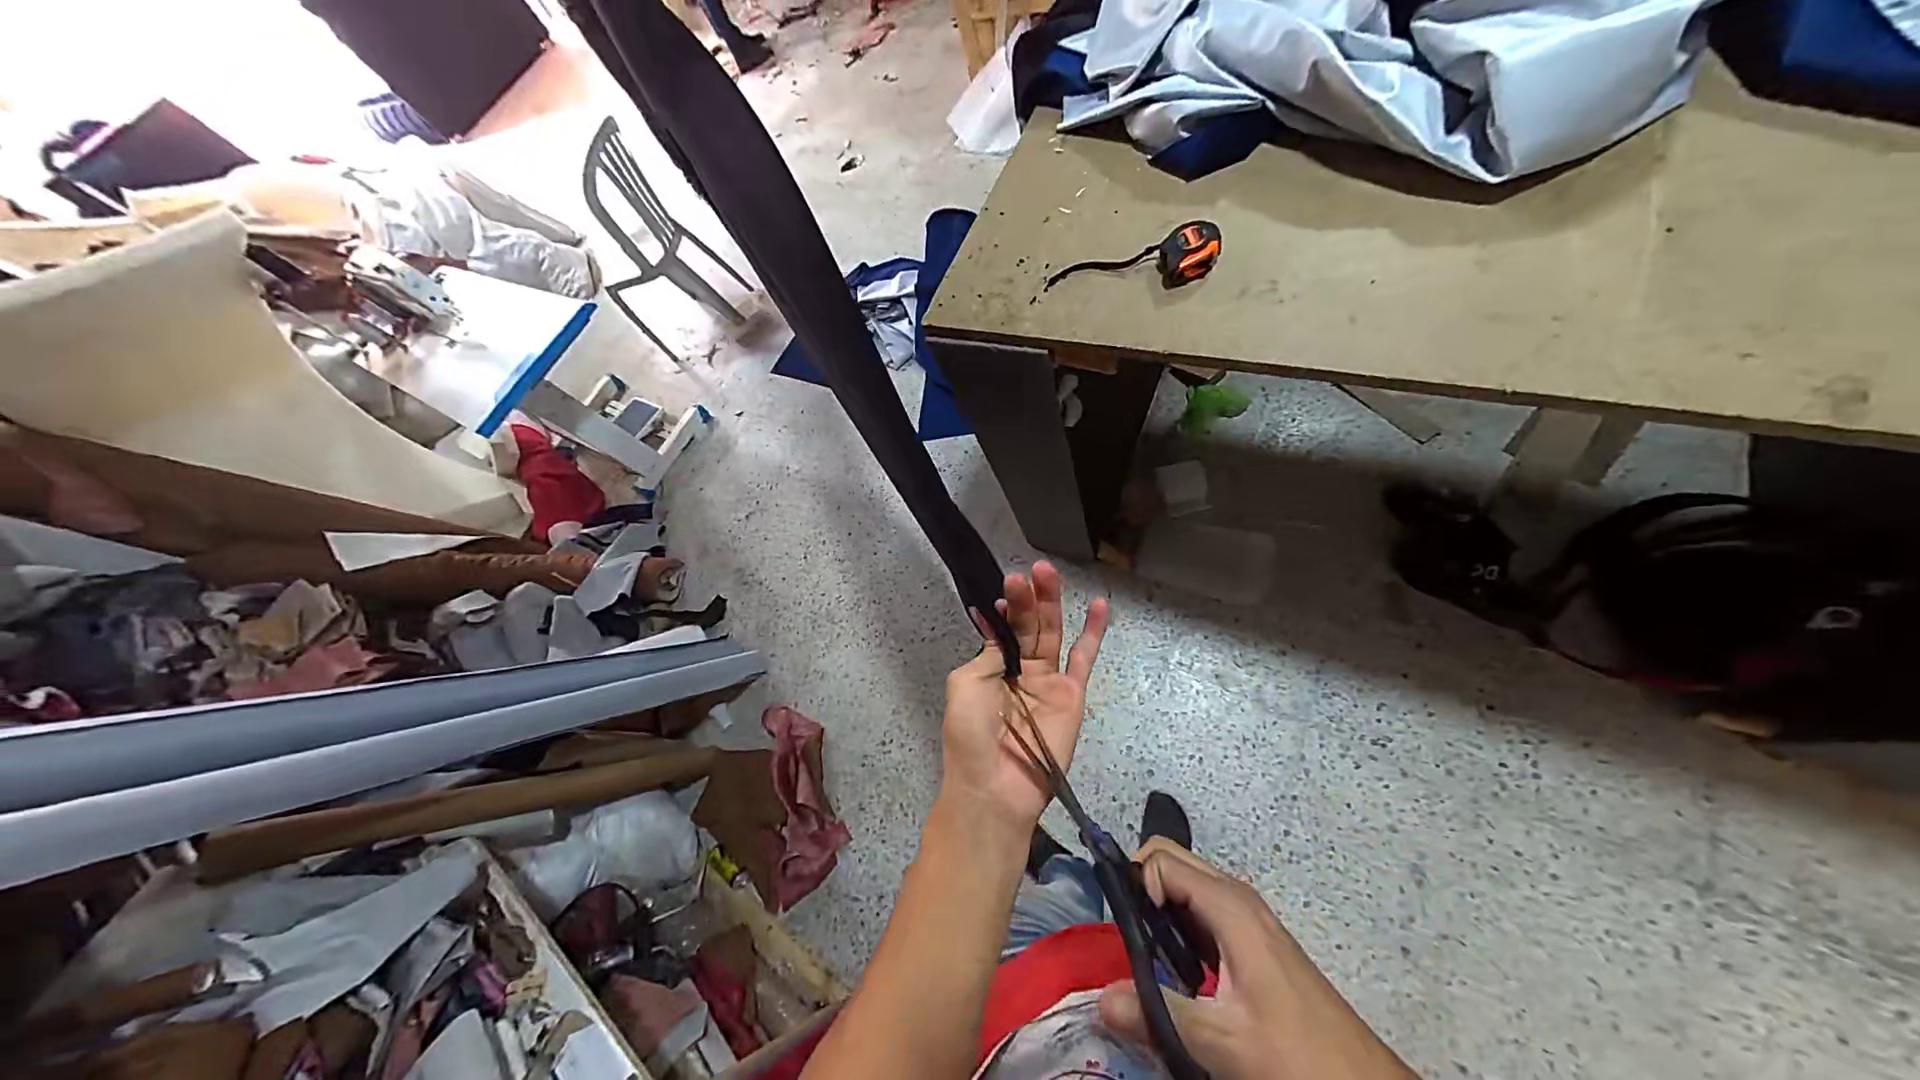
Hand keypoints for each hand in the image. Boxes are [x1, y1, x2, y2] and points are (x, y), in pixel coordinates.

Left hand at [940, 561, 1109, 834]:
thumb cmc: (971, 735)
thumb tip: (998, 627)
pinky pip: (1084, 659)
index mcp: (991, 668)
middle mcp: (1021, 671)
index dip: (1006, 607)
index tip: (1006, 586)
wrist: (995, 787)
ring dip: (1051, 603)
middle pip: (1028, 625)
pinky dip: (1093, 633)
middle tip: (1031, 570)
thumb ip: (988, 652)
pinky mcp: (1072, 696)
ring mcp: (1048, 682)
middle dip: (1028, 597)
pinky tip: (1099, 606)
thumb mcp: (966, 684)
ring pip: (1053, 633)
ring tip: (1049, 573)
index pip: (1003, 629)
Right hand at [1099, 839, 1417, 1079]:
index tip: (1127, 933)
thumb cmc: (1296, 1053)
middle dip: (1139, 885)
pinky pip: (1200, 905)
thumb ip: (1158, 1014)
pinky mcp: (1251, 935)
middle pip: (1171, 858)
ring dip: (1158, 904)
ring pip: (1185, 881)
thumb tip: (1100, 999)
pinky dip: (1178, 920)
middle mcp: (1235, 896)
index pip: (1159, 860)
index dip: (1134, 885)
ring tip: (1146, 955)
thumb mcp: (1222, 1041)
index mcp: (1228, 905)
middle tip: (1126, 938)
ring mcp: (1245, 914)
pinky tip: (1176, 967)